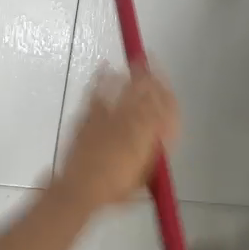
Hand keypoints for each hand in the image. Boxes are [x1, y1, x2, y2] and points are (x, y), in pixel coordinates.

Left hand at [52, 65, 178, 210]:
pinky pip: (97, 91)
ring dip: (132, 74)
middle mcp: (130, 121)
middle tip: (154, 64)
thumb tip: (160, 138)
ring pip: (124, 89)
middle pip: (145, 92)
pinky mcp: (88, 116)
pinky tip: (104, 66)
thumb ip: (153, 152)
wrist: (80, 187)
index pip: (163, 108)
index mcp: (146, 136)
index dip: (167, 94)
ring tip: (137, 60)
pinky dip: (101, 77)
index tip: (167, 86)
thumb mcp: (144, 175)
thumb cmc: (114, 189)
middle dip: (152, 76)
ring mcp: (107, 116)